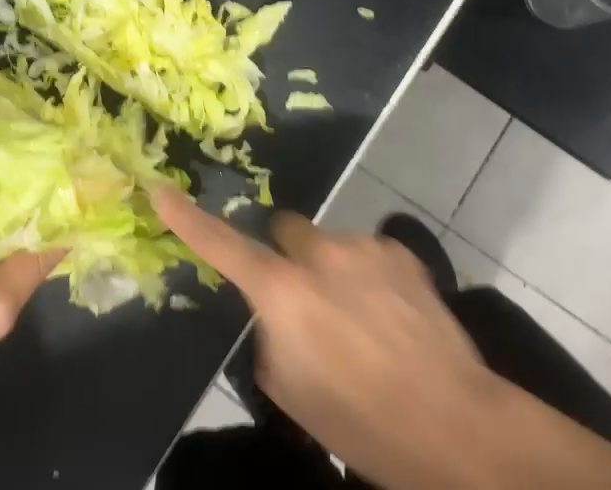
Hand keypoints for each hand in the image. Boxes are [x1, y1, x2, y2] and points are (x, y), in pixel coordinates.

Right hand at [154, 188, 610, 489]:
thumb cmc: (356, 419)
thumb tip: (275, 312)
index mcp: (281, 292)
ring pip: (332, 246)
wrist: (450, 422)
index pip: (221, 245)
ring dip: (334, 271)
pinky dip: (369, 277)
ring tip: (363, 322)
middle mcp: (320, 255)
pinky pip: (368, 255)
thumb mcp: (286, 386)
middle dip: (288, 255)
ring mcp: (366, 248)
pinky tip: (392, 317)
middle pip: (287, 230)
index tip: (160, 188)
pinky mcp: (402, 254)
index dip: (187, 218)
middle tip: (307, 302)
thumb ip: (268, 334)